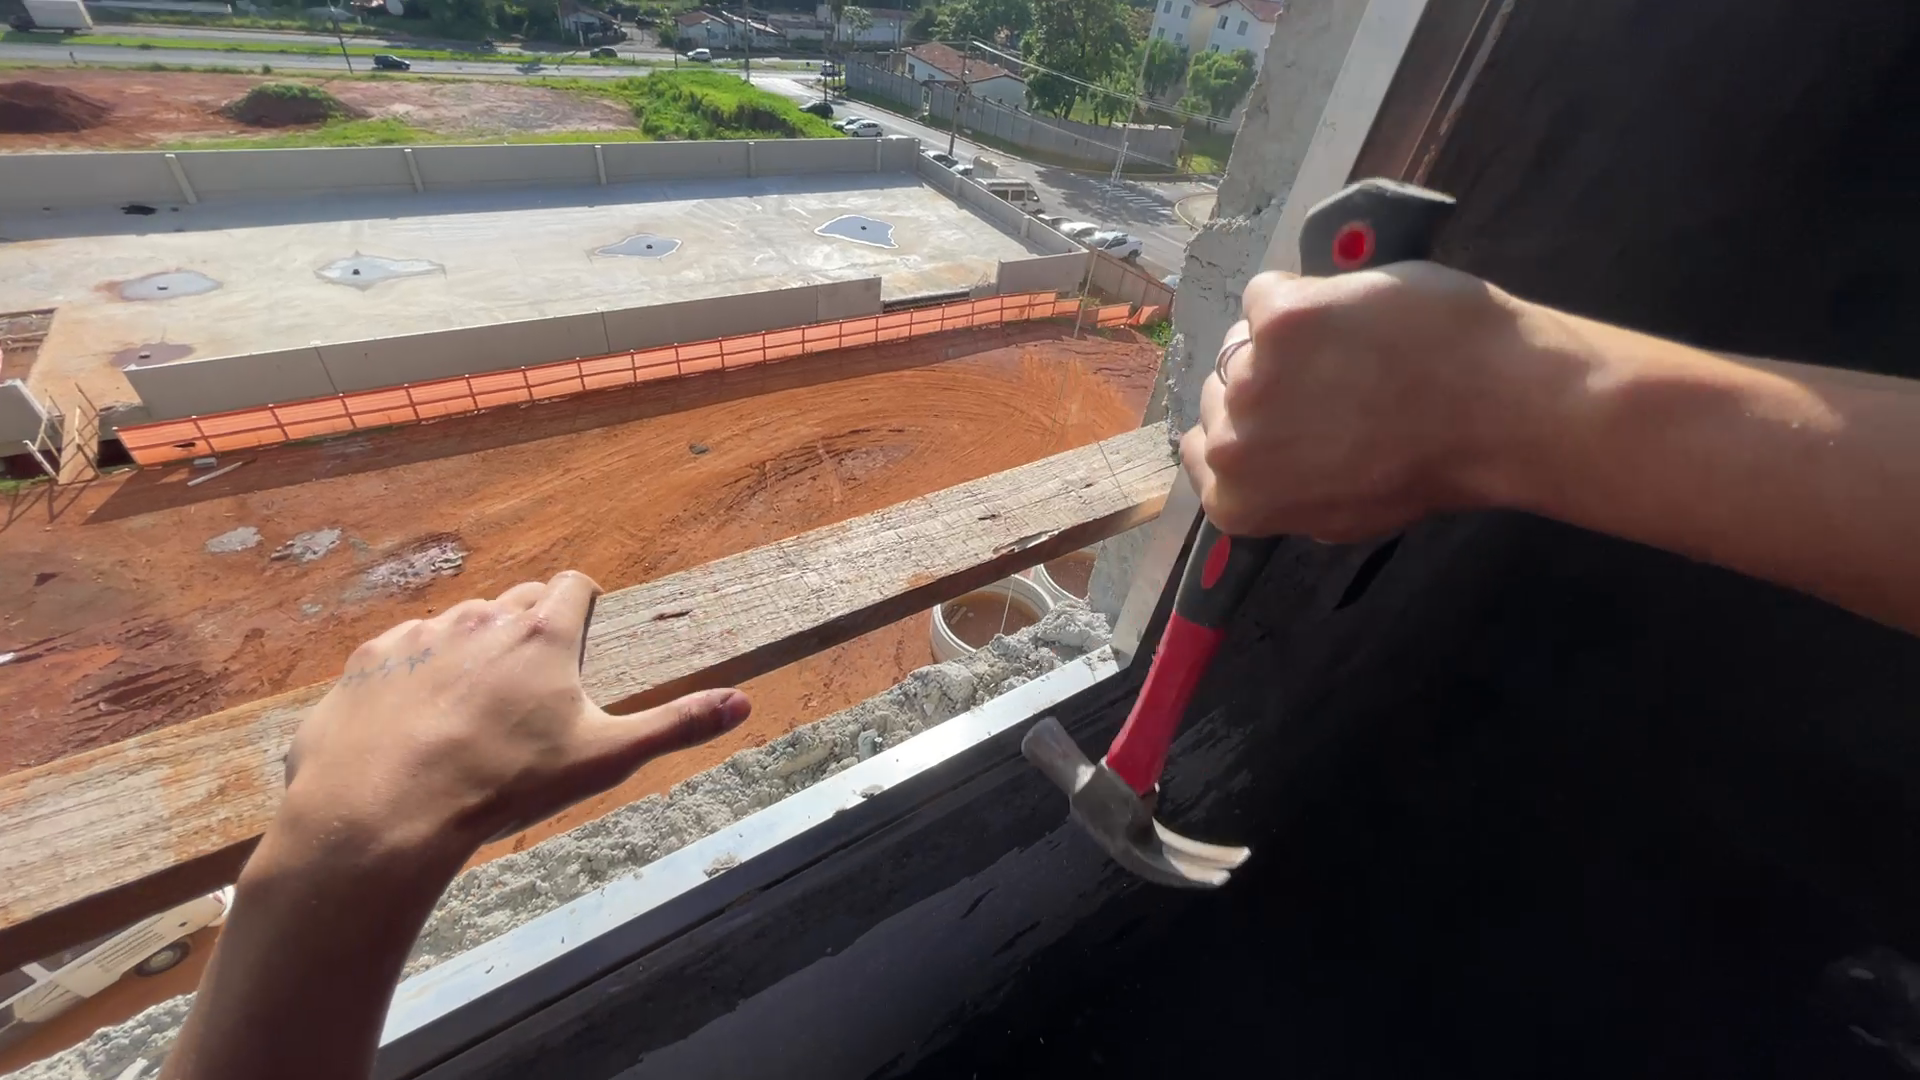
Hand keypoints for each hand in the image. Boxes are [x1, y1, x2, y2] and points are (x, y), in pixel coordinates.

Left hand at [280, 571, 751, 868]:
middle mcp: (483, 618)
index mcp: (543, 634)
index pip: (573, 585)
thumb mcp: (606, 757)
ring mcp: (421, 636)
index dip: (584, 603)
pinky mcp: (368, 662)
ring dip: (474, 647)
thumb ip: (678, 724)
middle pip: (519, 599)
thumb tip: (744, 703)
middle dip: (531, 626)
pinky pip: (404, 648)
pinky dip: (417, 670)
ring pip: (461, 622)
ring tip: (472, 707)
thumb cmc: (506, 782)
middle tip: (533, 685)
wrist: (378, 818)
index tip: (583, 635)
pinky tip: (416, 719)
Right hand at [1181, 263, 1560, 541]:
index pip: (1199, 451)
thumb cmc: (1429, 469)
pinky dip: (1300, 294)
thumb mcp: (1339, 516)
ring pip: (1240, 340)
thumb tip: (1262, 464)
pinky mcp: (1279, 319)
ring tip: (1346, 345)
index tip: (1276, 417)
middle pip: (1218, 392)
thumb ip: (1281, 491)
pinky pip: (1265, 293)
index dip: (1237, 428)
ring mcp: (1248, 380)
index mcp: (1237, 500)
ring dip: (1282, 339)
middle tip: (1325, 381)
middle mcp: (1229, 446)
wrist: (1503, 411)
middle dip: (1261, 383)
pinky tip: (1346, 310)